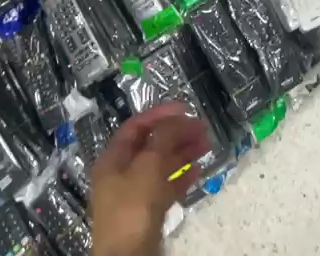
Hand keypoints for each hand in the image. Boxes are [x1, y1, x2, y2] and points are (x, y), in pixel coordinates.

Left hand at [89, 103, 212, 255]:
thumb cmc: (134, 205)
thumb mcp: (149, 163)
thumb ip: (164, 136)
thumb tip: (177, 118)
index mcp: (113, 159)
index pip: (136, 126)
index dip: (160, 113)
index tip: (185, 108)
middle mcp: (120, 174)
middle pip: (151, 144)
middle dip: (177, 133)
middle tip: (202, 128)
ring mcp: (133, 194)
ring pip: (161, 165)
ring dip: (183, 153)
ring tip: (206, 146)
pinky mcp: (146, 212)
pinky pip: (165, 187)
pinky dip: (181, 177)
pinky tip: (198, 171)